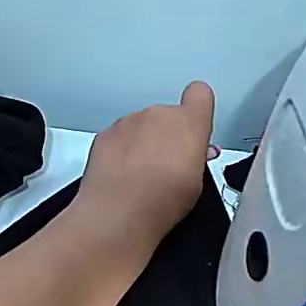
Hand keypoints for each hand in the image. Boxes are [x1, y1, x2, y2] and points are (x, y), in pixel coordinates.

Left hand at [72, 81, 215, 248]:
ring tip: (142, 178)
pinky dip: (120, 152)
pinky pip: (119, 138)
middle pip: (167, 116)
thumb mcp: (198, 183)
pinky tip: (122, 177)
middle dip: (168, 137)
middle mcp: (158, 114)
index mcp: (189, 122)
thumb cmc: (162, 199)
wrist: (119, 211)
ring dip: (143, 144)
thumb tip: (193, 156)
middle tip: (167, 168)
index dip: (198, 109)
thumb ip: (197, 158)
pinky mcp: (105, 134)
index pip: (200, 94)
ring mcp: (129, 122)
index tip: (195, 130)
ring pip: (141, 127)